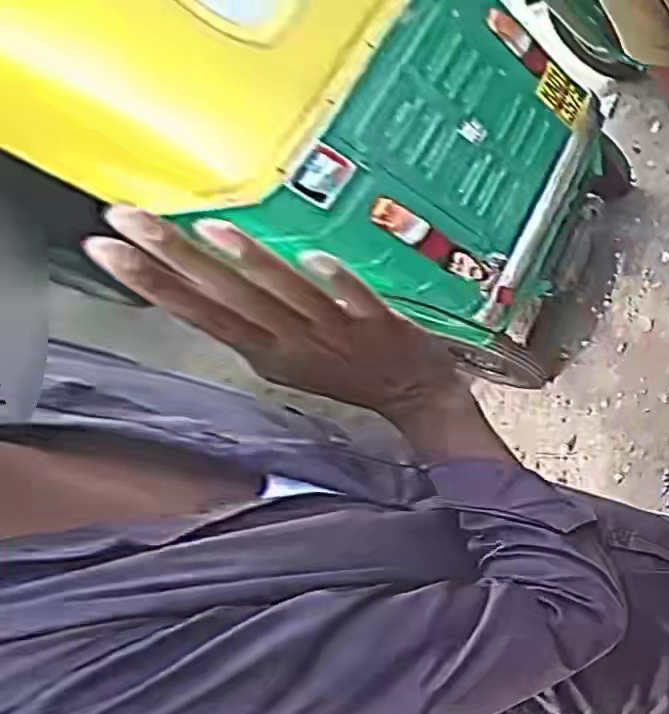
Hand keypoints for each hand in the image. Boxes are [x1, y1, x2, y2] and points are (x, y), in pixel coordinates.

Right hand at [83, 206, 466, 422]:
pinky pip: (359, 298)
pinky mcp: (385, 325)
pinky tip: (312, 256)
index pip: (203, 316)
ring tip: (211, 228)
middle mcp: (303, 342)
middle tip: (129, 217)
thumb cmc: (350, 374)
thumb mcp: (288, 362)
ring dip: (252, 260)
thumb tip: (191, 287)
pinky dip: (337, 279)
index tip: (105, 248)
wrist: (420, 398)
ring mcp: (345, 332)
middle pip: (234, 297)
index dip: (153, 284)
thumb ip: (248, 329)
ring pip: (292, 293)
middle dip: (179, 257)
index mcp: (273, 354)